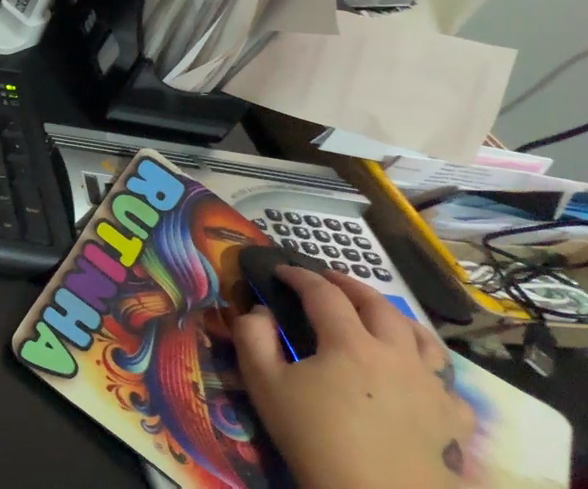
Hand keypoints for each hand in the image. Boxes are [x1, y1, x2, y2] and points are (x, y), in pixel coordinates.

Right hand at [234, 265, 475, 488]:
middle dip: (349, 285)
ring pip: (423, 337)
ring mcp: (432, 387)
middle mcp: (397, 355)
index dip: (300, 276)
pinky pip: (446, 381)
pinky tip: (414, 372)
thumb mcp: (263, 382)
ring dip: (395, 316)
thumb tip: (260, 311)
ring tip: (377, 314)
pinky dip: (428, 366)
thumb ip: (253, 335)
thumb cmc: (312, 435)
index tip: (281, 270)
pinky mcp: (452, 418)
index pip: (324, 294)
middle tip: (327, 278)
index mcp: (350, 343)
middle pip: (379, 306)